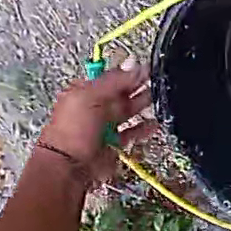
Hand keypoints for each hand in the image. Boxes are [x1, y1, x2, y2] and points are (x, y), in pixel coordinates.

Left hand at [33, 58, 155, 186]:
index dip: (128, 73)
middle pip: (121, 93)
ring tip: (160, 98)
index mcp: (84, 92)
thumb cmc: (75, 128)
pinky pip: (132, 132)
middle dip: (138, 87)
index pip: (110, 78)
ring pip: (128, 111)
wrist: (70, 166)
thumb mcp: (91, 96)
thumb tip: (135, 64)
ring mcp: (105, 126)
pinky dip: (144, 128)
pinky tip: (155, 123)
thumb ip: (115, 80)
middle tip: (158, 80)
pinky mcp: (115, 143)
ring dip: (143, 105)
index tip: (148, 68)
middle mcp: (95, 107)